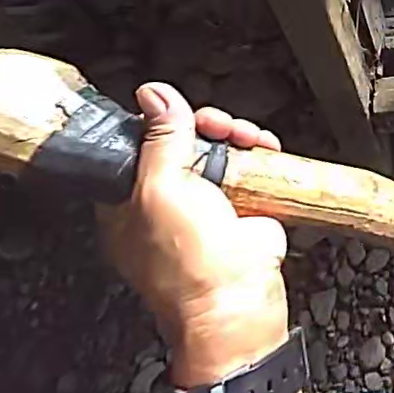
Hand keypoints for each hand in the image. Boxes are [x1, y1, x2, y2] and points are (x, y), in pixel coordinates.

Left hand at [99, 83, 292, 386]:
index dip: (162, 123)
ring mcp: (207, 203)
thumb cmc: (189, 261)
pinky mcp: (242, 205)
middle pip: (187, 142)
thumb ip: (160, 138)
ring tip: (248, 138)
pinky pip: (250, 165)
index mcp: (128, 201)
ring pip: (220, 149)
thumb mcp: (161, 188)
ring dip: (237, 135)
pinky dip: (260, 151)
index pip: (141, 145)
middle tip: (219, 126)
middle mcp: (167, 200)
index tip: (181, 116)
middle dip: (207, 126)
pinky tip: (265, 148)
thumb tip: (154, 95)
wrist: (238, 297)